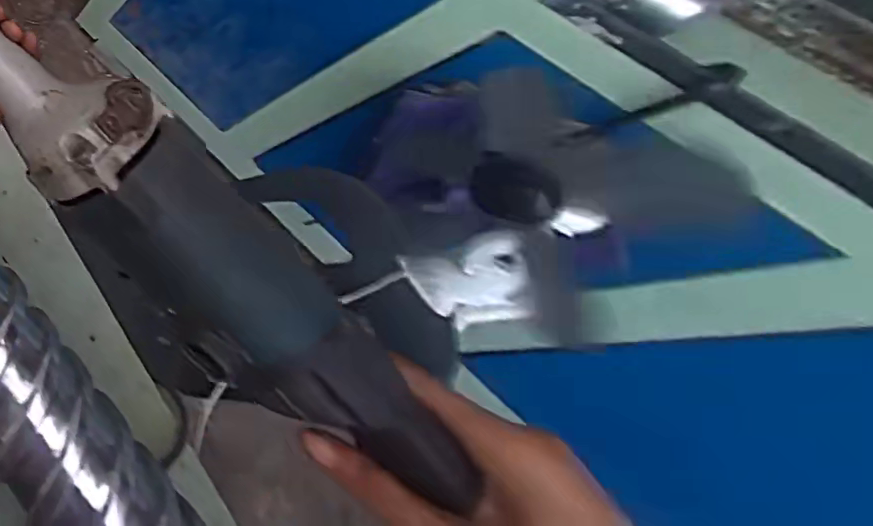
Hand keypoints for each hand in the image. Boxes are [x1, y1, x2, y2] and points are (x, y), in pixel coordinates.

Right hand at [302, 360, 623, 525]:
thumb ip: (381, 487)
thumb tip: (310, 439)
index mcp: (508, 437)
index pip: (413, 378)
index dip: (363, 373)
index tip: (320, 378)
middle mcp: (531, 436)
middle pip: (436, 410)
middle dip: (396, 427)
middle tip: (352, 445)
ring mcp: (553, 461)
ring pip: (463, 436)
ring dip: (427, 452)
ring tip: (393, 473)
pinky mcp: (562, 485)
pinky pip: (492, 458)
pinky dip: (460, 469)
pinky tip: (446, 500)